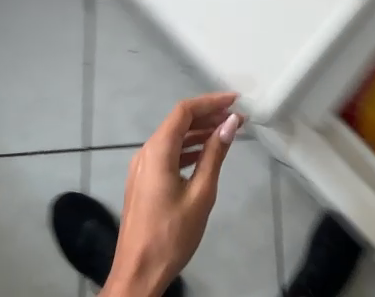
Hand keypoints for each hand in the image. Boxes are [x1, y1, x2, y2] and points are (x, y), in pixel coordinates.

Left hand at [101, 92, 245, 296]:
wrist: (138, 273)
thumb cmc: (171, 234)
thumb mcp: (201, 194)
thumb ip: (215, 154)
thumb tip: (231, 123)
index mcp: (157, 150)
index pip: (184, 111)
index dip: (210, 102)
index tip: (235, 101)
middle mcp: (146, 152)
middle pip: (178, 122)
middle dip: (208, 116)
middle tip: (237, 118)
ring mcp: (142, 168)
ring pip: (173, 139)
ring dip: (199, 133)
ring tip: (227, 133)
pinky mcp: (143, 182)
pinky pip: (167, 154)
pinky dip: (188, 149)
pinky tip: (206, 155)